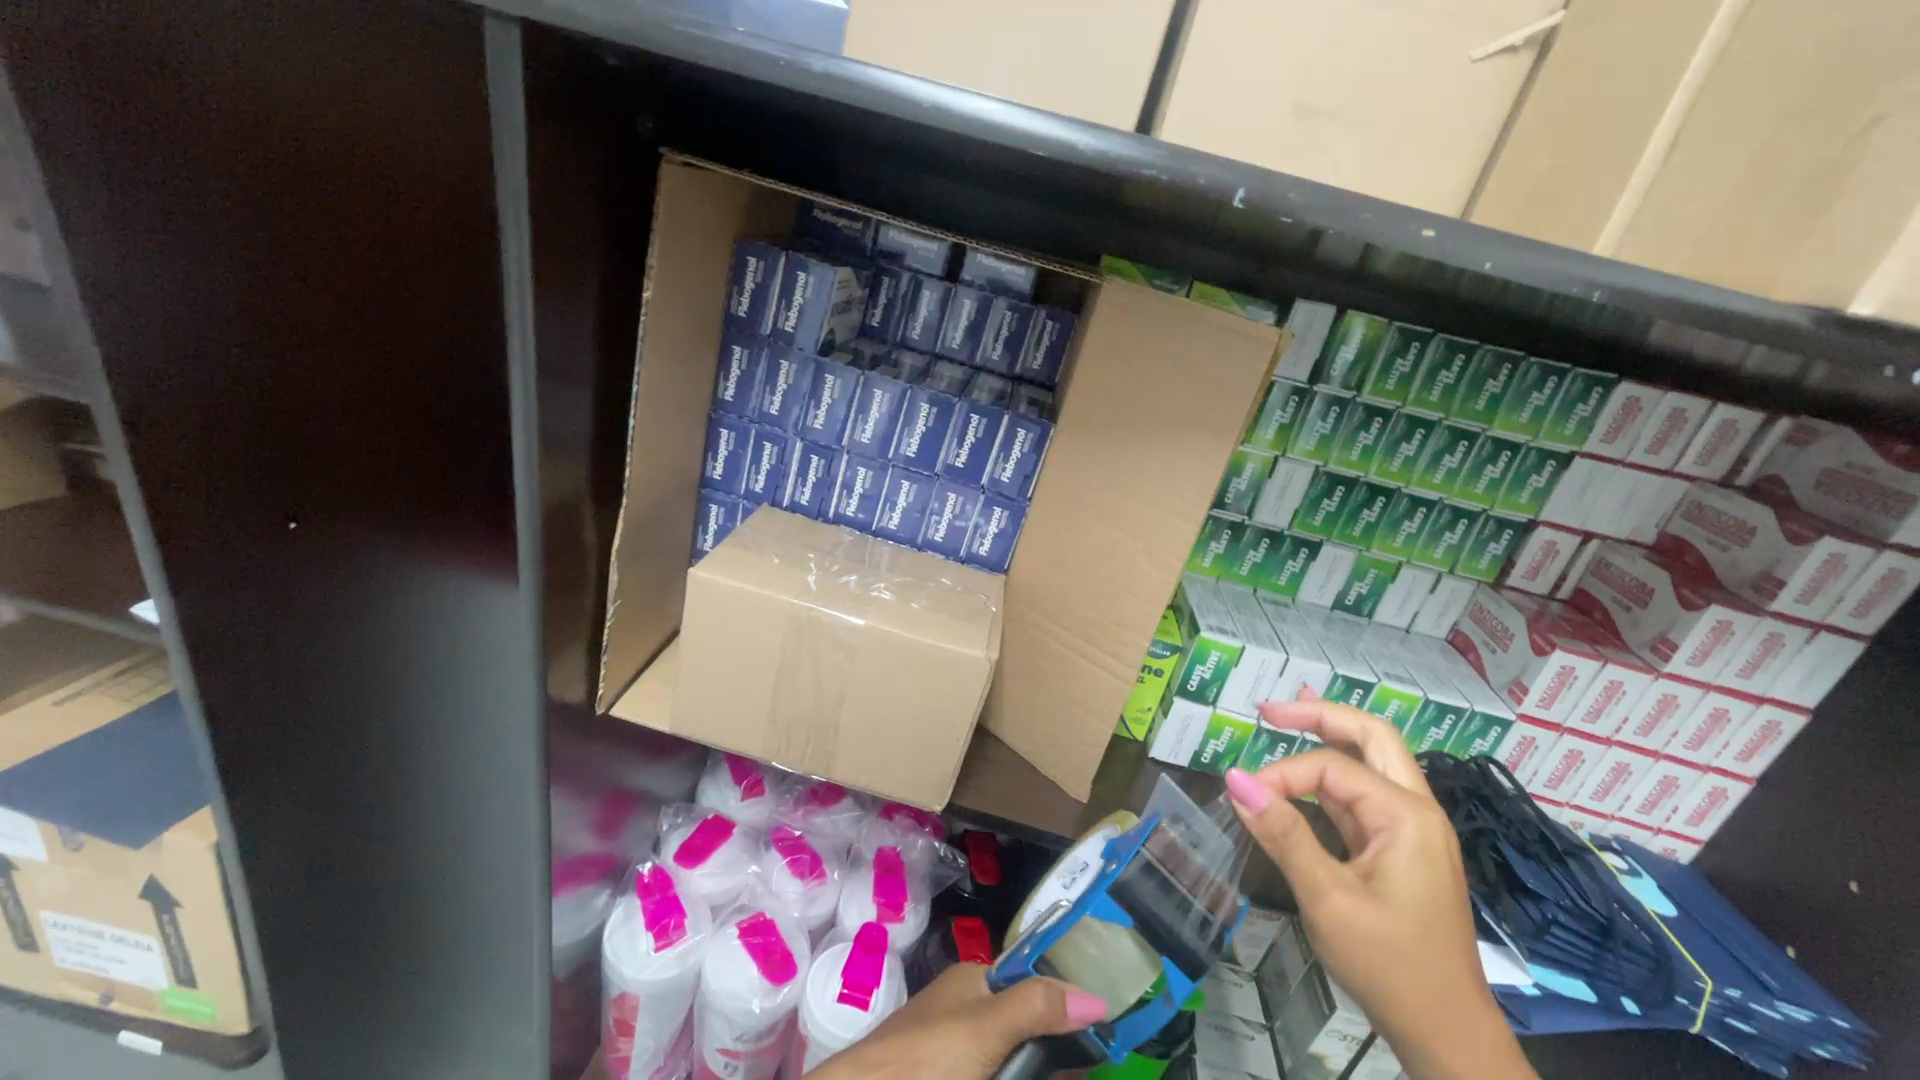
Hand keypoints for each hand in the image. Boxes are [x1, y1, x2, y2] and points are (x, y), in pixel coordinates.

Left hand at [808, 964, 1105, 1079]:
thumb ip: (1038, 1006)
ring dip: (1044, 1067)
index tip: (1104, 1032)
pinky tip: (1046, 1079)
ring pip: (1016, 1058)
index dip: (1069, 1005)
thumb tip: (1098, 997)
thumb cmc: (926, 1055)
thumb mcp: (986, 1026)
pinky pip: (998, 1071)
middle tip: (1092, 1067)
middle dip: (1060, 1048)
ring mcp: (961, 1053)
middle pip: (1031, 1025)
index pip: (1035, 982)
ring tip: (1076, 1073)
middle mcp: (969, 1012)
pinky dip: (1021, 1075)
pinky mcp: (955, 1077)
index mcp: (975, 983)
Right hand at [1222, 699, 1534, 1079]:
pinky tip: (1307, 778)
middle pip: (1373, 738)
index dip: (1282, 773)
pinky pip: (1364, 800)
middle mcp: (1417, 811)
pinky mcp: (1400, 852)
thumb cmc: (1390, 965)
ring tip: (1287, 718)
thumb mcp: (1328, 899)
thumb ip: (1283, 834)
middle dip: (1321, 715)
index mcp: (1407, 815)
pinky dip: (1332, 781)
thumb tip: (1236, 781)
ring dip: (1332, 739)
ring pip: (1373, 765)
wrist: (1445, 1030)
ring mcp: (1412, 831)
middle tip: (1269, 709)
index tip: (1241, 797)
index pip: (1333, 767)